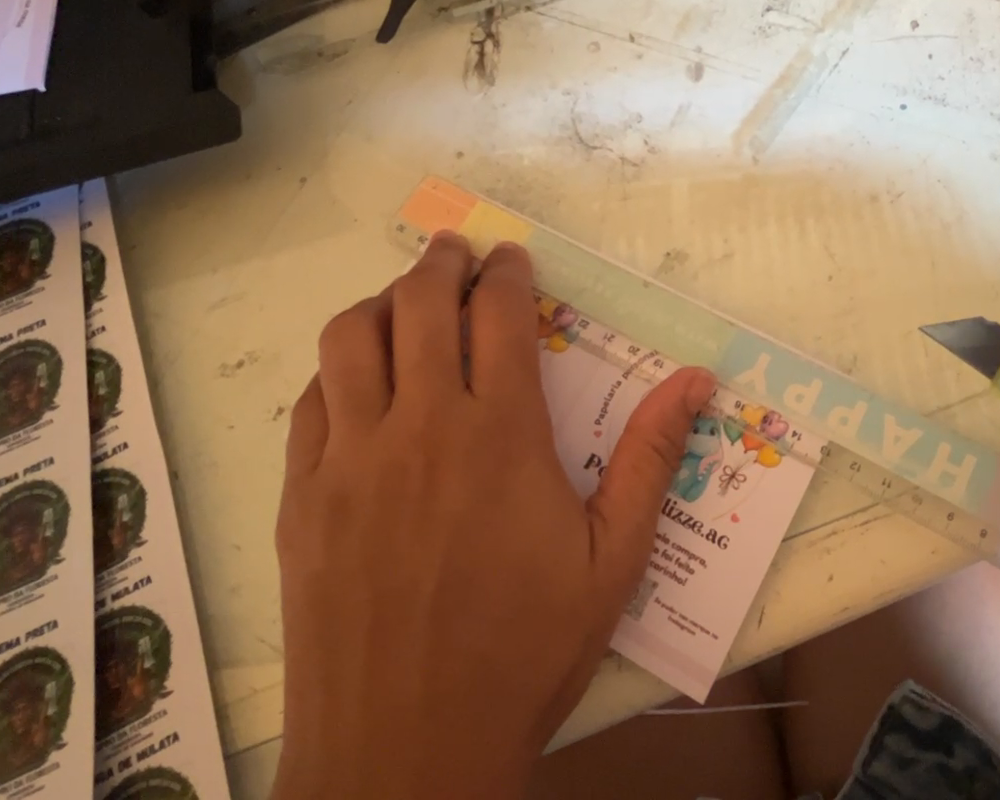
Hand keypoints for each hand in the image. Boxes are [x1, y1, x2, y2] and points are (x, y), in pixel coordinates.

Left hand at [272, 233, 713, 798]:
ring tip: (407, 300)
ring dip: (382, 301)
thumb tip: (696, 381)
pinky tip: (359, 379)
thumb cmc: (525, 651)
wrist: (408, 747)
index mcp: (500, 435)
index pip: (499, 316)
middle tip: (459, 252)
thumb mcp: (613, 559)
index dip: (507, 274)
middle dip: (443, 264)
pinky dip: (338, 367)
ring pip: (352, 337)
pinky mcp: (303, 495)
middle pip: (421, 305)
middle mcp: (420, 426)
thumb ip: (650, 458)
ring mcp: (350, 458)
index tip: (513, 259)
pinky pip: (311, 400)